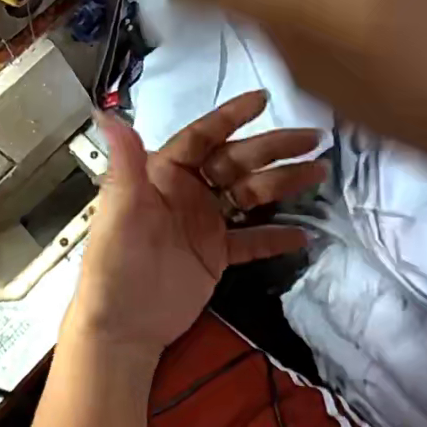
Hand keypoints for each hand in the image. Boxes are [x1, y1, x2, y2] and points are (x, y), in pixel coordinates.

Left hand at [64, 92, 327, 356]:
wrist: (123, 327)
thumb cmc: (115, 264)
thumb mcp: (119, 210)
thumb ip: (124, 163)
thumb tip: (107, 113)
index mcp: (164, 174)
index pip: (202, 136)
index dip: (231, 117)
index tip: (263, 99)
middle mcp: (188, 191)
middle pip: (236, 161)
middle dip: (273, 147)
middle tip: (312, 138)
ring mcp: (205, 222)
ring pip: (250, 194)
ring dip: (283, 183)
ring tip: (318, 173)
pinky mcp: (216, 254)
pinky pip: (251, 239)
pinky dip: (276, 237)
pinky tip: (304, 234)